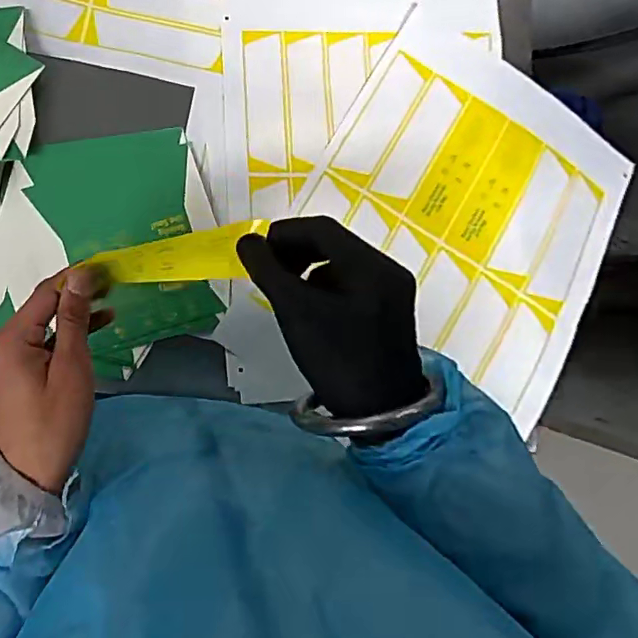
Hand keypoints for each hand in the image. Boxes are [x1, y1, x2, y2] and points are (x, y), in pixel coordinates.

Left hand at [0, 266, 109, 492]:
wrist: (27, 473)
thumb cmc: (54, 424)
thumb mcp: (70, 369)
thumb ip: (73, 319)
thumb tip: (78, 277)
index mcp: (10, 337)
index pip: (44, 293)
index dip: (74, 278)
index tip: (105, 269)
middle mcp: (1, 340)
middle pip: (41, 307)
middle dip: (75, 295)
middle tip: (111, 285)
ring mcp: (4, 356)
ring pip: (41, 324)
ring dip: (71, 315)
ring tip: (108, 305)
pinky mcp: (12, 370)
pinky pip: (38, 342)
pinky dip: (61, 336)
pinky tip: (90, 330)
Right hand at [235, 216, 424, 419]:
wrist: (379, 409)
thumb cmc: (335, 355)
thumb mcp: (293, 309)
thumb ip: (267, 269)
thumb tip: (247, 242)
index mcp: (369, 266)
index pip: (319, 228)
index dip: (281, 234)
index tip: (256, 254)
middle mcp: (386, 270)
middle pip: (331, 240)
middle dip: (292, 249)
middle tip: (266, 270)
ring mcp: (390, 289)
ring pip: (338, 259)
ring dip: (305, 264)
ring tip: (283, 287)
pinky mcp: (387, 306)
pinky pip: (348, 278)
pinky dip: (321, 281)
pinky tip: (307, 304)